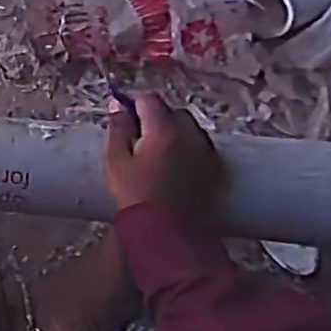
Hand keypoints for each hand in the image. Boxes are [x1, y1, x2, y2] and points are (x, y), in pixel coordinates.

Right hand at [104, 91, 223, 213]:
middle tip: (133, 130)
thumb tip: (117, 104)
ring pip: (188, 126)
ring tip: (152, 145)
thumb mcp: (116, 159)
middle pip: (171, 111)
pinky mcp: (214, 166)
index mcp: (163, 131)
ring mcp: (206, 151)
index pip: (150, 100)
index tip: (119, 109)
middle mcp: (190, 135)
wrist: (167, 230)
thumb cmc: (134, 193)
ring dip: (170, 128)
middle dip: (152, 114)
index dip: (132, 100)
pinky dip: (184, 142)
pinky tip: (171, 158)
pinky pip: (199, 143)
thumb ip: (118, 128)